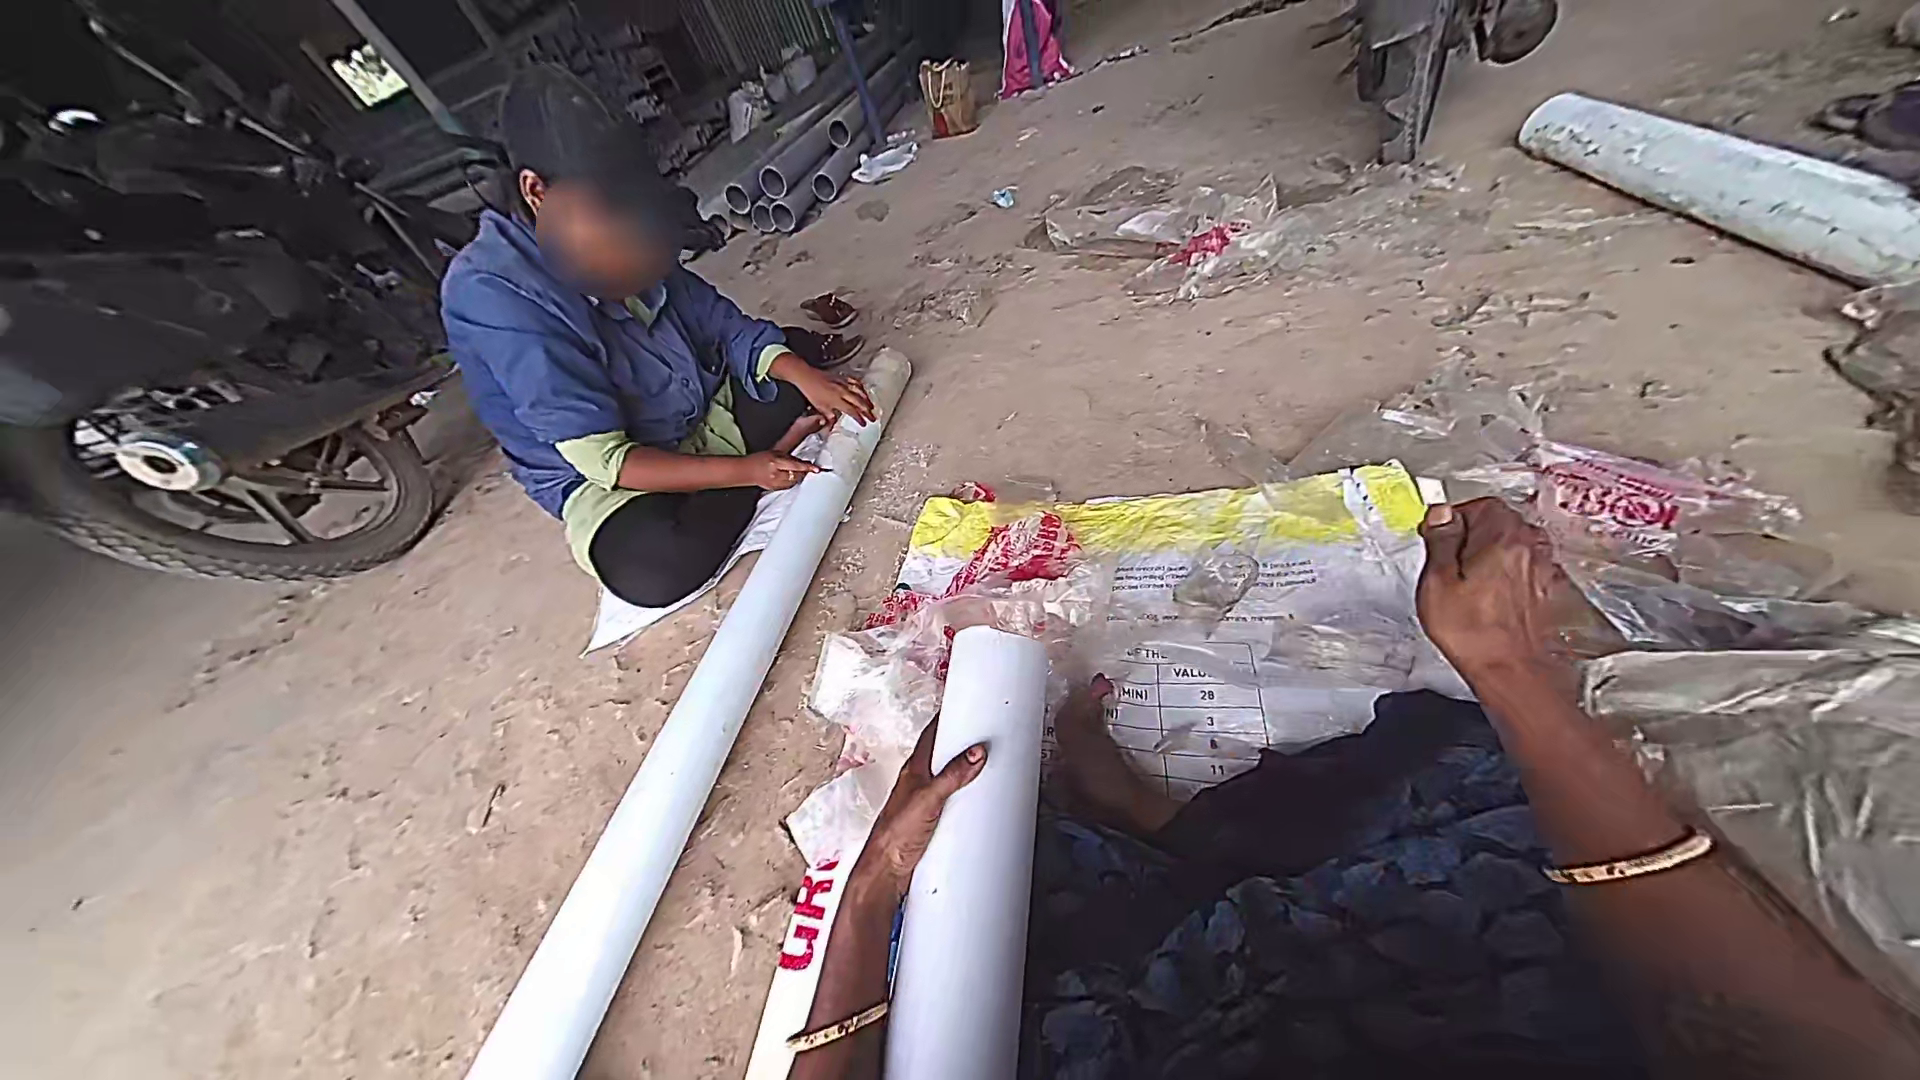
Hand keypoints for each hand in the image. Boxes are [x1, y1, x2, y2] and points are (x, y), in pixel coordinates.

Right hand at [738, 449, 817, 489]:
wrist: (746, 471)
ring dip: (797, 477)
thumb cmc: (759, 460)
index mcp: (775, 463)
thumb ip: (789, 457)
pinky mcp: (775, 489)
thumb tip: (803, 462)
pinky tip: (787, 477)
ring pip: (794, 482)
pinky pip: (788, 486)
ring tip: (791, 471)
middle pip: (797, 475)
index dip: (807, 468)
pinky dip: (791, 481)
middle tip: (805, 468)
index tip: (817, 469)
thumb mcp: (774, 453)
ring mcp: (775, 484)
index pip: (795, 466)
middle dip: (802, 472)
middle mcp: (776, 475)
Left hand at [792, 367, 875, 426]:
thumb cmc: (811, 391)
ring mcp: (843, 383)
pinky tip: (863, 390)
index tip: (864, 423)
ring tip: (871, 406)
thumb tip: (833, 423)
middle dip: (867, 411)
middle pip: (859, 403)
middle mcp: (842, 392)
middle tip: (873, 417)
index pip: (852, 412)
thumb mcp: (819, 407)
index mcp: (837, 401)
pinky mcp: (841, 377)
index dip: (860, 418)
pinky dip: (861, 387)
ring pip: (860, 392)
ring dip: (867, 400)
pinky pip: (855, 382)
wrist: (806, 376)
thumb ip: (829, 416)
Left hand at [850, 719, 986, 904]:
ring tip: (982, 767)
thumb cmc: (895, 834)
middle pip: (942, 755)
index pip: (933, 734)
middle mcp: (918, 782)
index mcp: (915, 769)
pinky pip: (949, 801)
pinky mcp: (929, 821)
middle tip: (981, 735)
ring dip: (961, 772)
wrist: (884, 872)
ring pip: (946, 778)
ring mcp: (923, 801)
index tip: (963, 706)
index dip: (947, 718)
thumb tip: (975, 753)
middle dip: (959, 744)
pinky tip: (970, 803)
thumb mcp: (930, 799)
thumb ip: (953, 776)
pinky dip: (961, 797)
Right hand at [1416, 498, 1567, 681]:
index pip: (1482, 505)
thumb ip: (1441, 540)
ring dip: (1488, 547)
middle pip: (1501, 520)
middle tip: (1445, 555)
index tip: (1435, 533)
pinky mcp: (1543, 587)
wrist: (1507, 667)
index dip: (1454, 516)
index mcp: (1502, 540)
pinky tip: (1484, 586)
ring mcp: (1541, 568)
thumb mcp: (1437, 579)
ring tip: (1464, 571)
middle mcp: (1529, 549)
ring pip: (1513, 540)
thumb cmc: (1469, 628)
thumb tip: (1441, 513)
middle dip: (1472, 529)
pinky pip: (1521, 562)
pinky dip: (1502, 565)